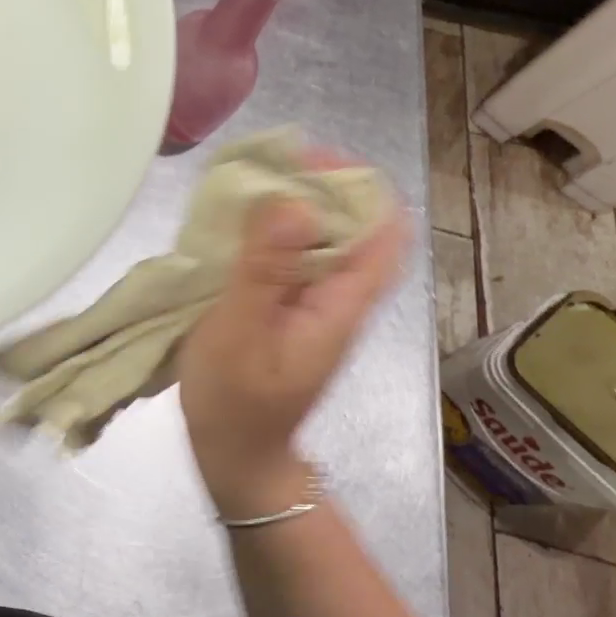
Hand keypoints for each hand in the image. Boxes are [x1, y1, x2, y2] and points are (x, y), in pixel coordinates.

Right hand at [176, 168, 406, 517]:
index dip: (354, 183)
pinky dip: (269, 233)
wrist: (237, 458)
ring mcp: (313, 305)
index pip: (383, 227)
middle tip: (262, 165)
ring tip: (243, 185)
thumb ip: (266, 268)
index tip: (303, 158)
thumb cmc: (237, 401)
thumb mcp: (240, 332)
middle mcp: (337, 297)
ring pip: (320, 238)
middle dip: (314, 186)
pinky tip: (232, 228)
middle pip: (351, 224)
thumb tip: (293, 201)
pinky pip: (291, 258)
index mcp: (340, 302)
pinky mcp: (288, 311)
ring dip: (290, 206)